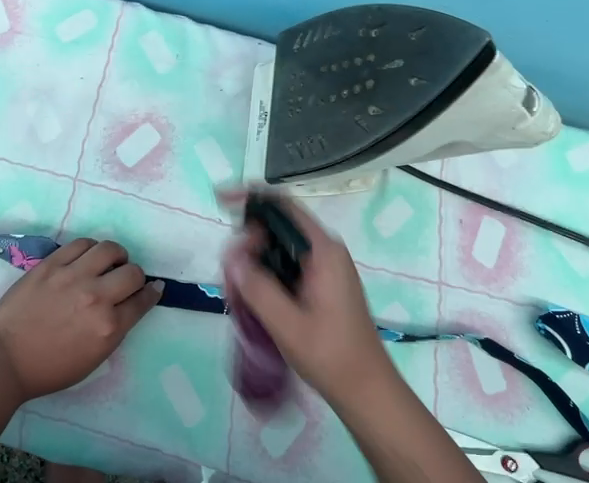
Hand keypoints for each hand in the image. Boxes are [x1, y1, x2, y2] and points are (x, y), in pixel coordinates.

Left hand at [0, 237, 163, 400]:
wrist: (5, 357)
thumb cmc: (49, 368)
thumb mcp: (94, 358)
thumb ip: (114, 329)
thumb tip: (128, 306)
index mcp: (108, 328)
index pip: (142, 301)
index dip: (151, 293)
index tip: (154, 288)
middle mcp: (96, 297)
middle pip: (132, 272)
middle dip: (135, 275)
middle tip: (126, 279)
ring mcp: (72, 276)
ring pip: (109, 249)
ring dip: (115, 255)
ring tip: (108, 262)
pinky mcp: (51, 263)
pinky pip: (81, 243)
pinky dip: (90, 248)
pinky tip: (87, 256)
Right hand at [222, 193, 391, 404]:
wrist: (368, 392)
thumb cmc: (331, 356)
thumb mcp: (287, 324)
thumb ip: (258, 286)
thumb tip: (231, 255)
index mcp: (322, 250)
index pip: (281, 205)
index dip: (249, 197)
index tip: (220, 201)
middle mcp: (325, 250)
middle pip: (275, 226)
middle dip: (246, 243)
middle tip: (229, 275)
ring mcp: (325, 266)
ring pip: (277, 247)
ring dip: (253, 262)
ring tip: (237, 294)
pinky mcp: (321, 283)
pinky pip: (285, 264)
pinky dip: (265, 274)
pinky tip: (252, 299)